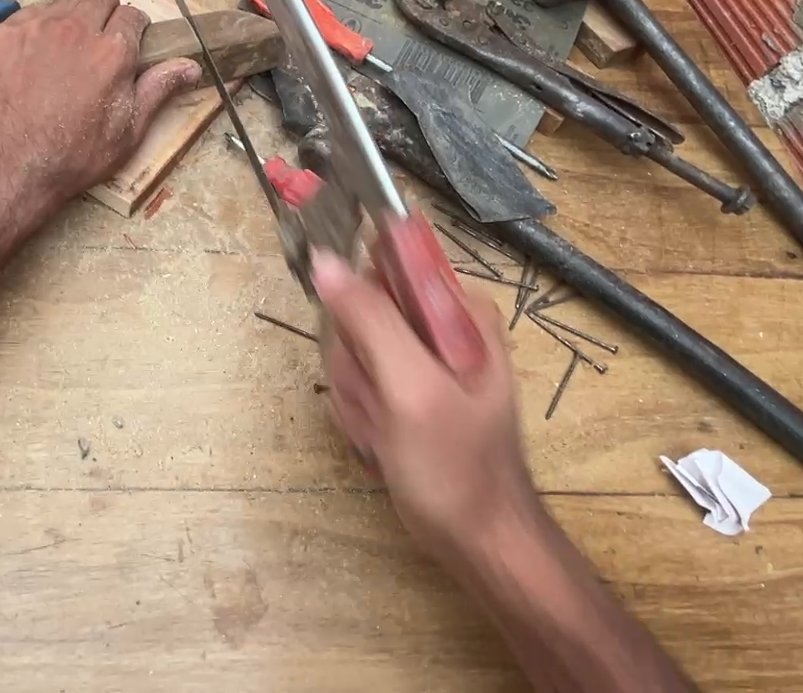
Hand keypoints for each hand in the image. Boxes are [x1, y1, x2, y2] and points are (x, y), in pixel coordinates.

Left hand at [0, 0, 198, 210]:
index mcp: (112, 51)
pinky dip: (39, 27)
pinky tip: (36, 57)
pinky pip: (29, 14)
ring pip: (65, 0)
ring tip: (67, 51)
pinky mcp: (2, 35)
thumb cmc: (74, 156)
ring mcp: (34, 27)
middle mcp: (75, 29)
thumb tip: (191, 66)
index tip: (128, 46)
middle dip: (106, 15)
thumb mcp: (128, 131)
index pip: (133, 14)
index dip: (134, 30)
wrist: (11, 169)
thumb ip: (159, 89)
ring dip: (73, 17)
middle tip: (99, 46)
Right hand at [313, 251, 538, 564]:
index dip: (361, 302)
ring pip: (349, 348)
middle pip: (358, 310)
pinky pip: (356, 379)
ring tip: (387, 426)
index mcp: (456, 307)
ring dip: (357, 393)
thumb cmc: (455, 466)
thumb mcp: (410, 387)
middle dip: (357, 362)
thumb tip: (325, 260)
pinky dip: (361, 412)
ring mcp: (419, 355)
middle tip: (383, 401)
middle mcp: (439, 322)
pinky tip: (383, 438)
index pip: (384, 266)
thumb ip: (369, 319)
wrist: (478, 542)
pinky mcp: (403, 384)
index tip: (367, 350)